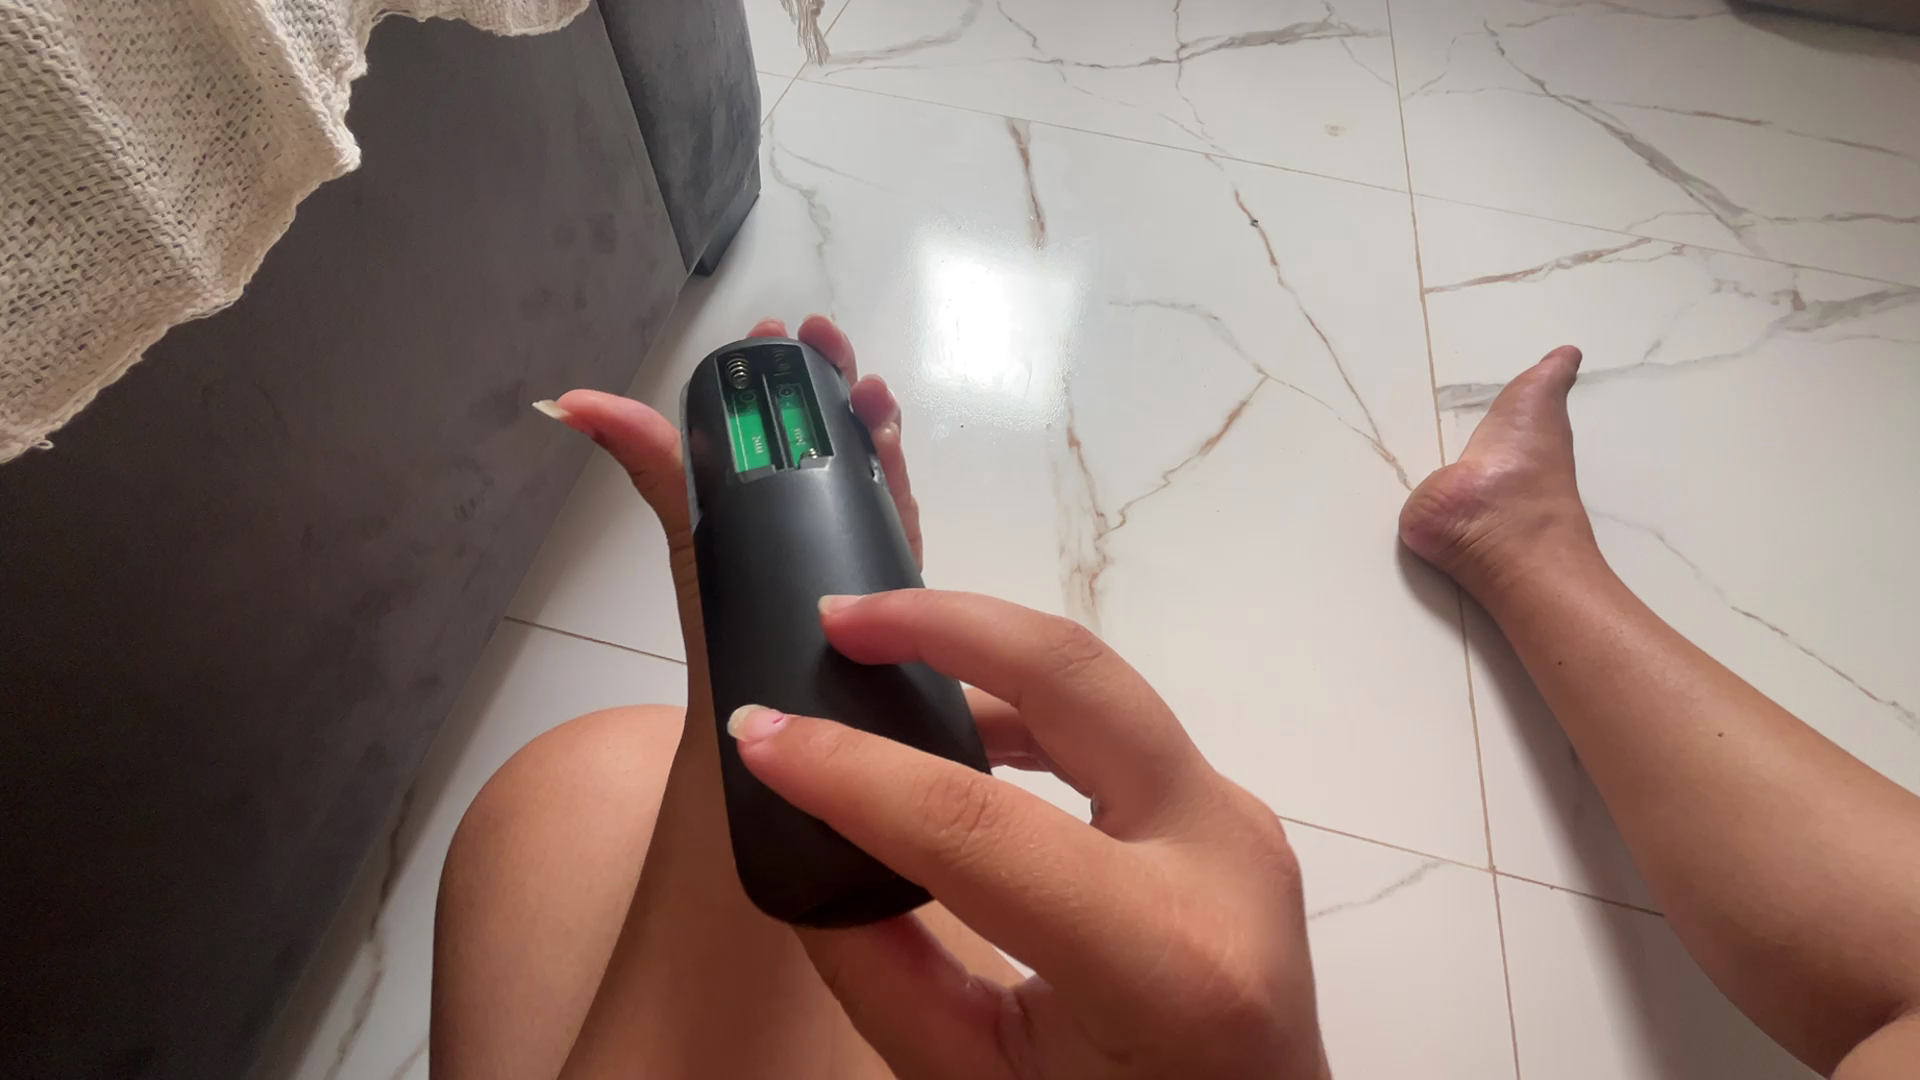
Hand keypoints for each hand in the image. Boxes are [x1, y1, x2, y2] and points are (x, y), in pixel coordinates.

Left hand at [543, 315, 922, 672]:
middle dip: (833, 374)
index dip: (779, 366)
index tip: (772, 330)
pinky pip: (895, 511)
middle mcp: (813, 495)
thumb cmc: (722, 613)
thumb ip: (648, 463)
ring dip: (871, 415)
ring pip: (870, 458)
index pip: (779, 412)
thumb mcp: (689, 524)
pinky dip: (896, 474)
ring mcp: (851, 524)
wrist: (762, 695)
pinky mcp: (883, 560)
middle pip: (834, 422)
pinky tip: (890, 446)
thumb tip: (563, 403)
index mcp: (768, 482)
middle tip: (824, 338)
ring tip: (867, 387)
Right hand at [726, 590, 1330, 1079]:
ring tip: (881, 643)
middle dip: (943, 624)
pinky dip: (1020, 696)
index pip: (981, 827)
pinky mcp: (1216, 799)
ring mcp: (1229, 812)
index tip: (759, 731)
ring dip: (981, 644)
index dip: (855, 769)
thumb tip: (812, 845)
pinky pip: (1105, 718)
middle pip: (1072, 676)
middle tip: (840, 619)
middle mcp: (1220, 851)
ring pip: (1094, 676)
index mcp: (1170, 961)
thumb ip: (887, 972)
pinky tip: (957, 707)